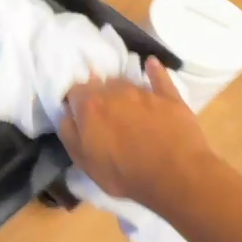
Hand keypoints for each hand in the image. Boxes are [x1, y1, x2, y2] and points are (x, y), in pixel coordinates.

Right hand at [57, 57, 216, 207]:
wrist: (175, 177)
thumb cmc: (123, 173)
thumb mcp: (83, 161)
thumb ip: (69, 132)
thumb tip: (66, 114)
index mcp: (89, 106)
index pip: (74, 91)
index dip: (74, 100)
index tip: (76, 112)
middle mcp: (113, 92)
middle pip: (99, 83)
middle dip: (97, 92)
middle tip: (100, 109)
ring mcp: (143, 93)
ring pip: (125, 81)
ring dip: (119, 88)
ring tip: (121, 100)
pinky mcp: (170, 98)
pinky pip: (159, 77)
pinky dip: (153, 70)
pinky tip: (150, 64)